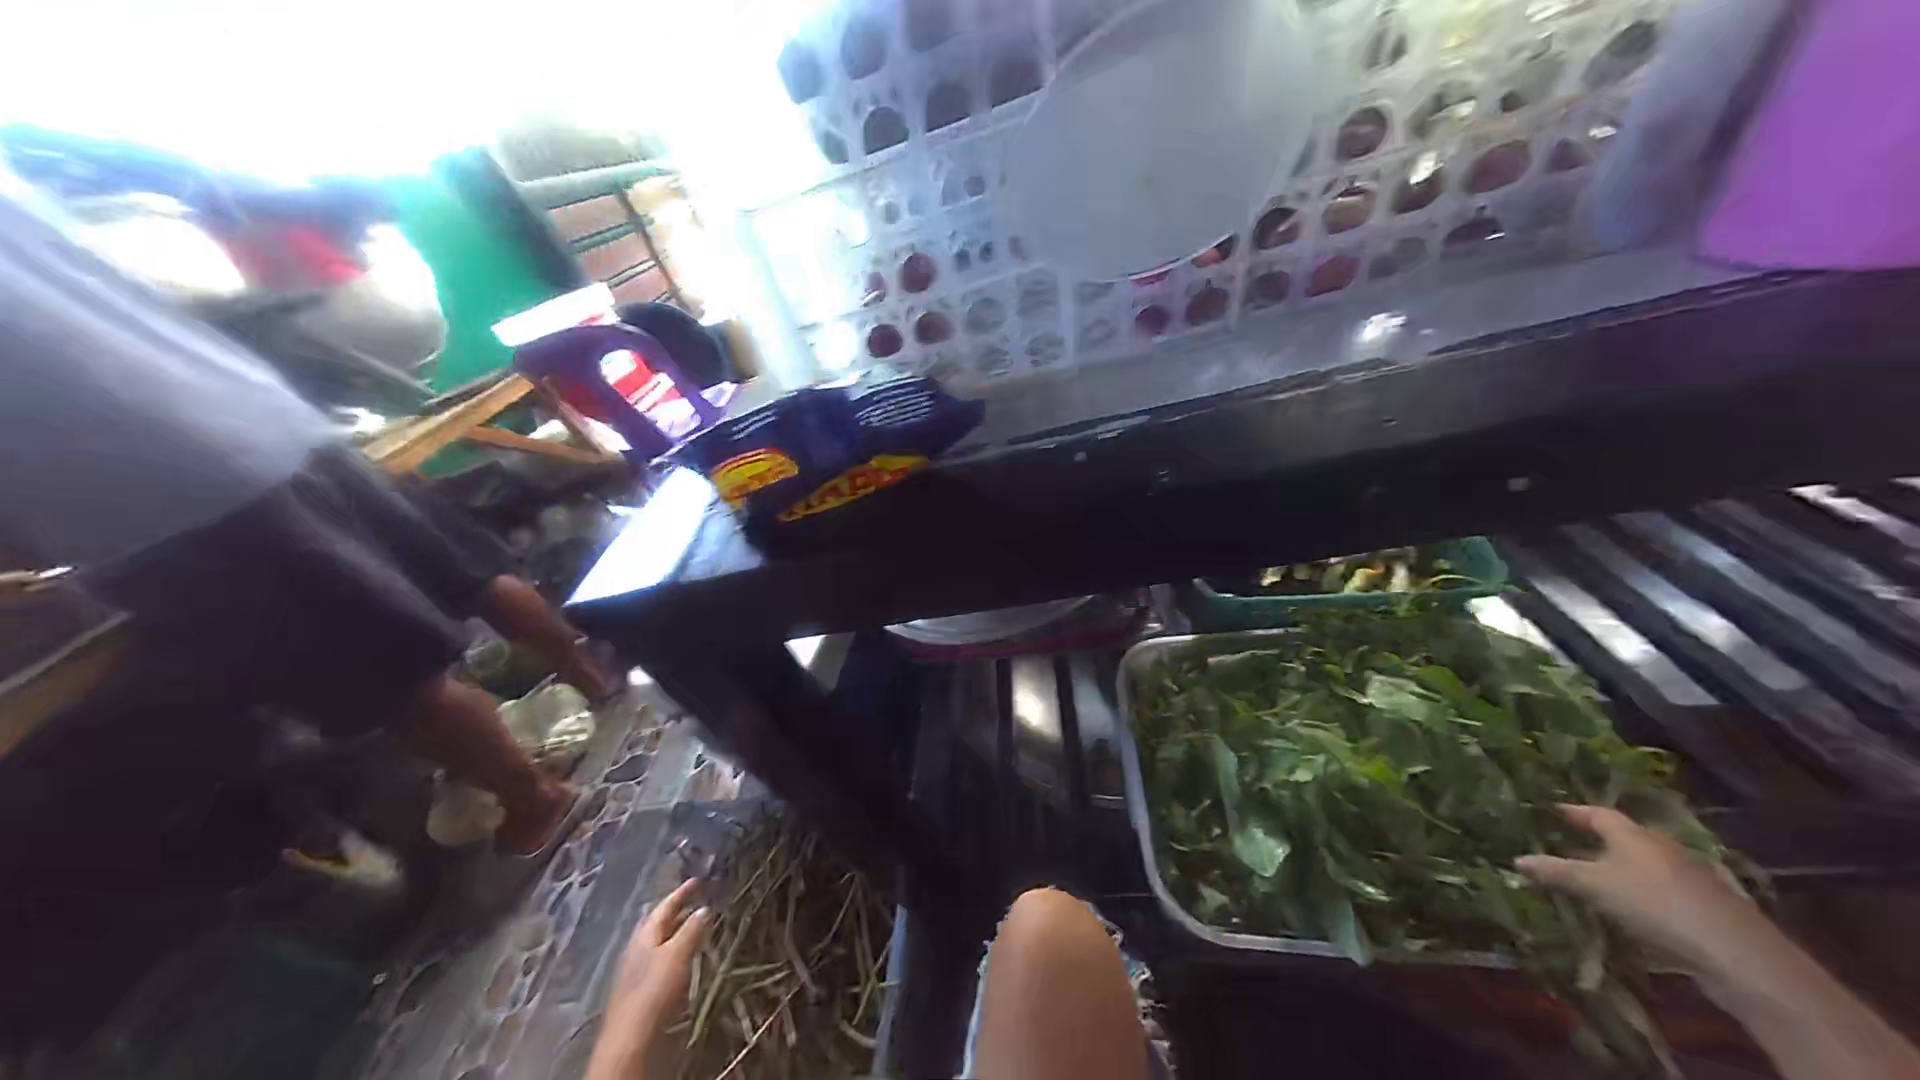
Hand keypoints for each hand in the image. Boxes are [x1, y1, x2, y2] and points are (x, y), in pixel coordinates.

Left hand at [592, 879, 713, 1077]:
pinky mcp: (640, 989)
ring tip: (695, 926)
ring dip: (676, 931)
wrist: (630, 1040)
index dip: (682, 893)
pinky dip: (674, 950)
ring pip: (659, 941)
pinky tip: (683, 959)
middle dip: (677, 910)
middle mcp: (638, 947)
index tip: (697, 881)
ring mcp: (636, 969)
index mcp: (645, 934)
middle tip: (696, 900)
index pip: (665, 906)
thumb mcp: (678, 954)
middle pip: (659, 922)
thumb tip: (704, 908)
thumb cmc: (655, 990)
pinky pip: (660, 959)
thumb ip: (692, 929)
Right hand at [1515, 804, 1769, 974]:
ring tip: (1593, 881)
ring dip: (1620, 870)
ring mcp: (1690, 877)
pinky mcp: (1708, 906)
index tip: (1547, 811)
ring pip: (1644, 865)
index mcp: (1633, 834)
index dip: (1571, 812)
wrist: (1739, 955)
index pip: (1596, 813)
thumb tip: (1517, 859)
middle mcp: (1662, 847)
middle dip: (1595, 841)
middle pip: (1623, 838)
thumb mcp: (1593, 886)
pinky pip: (1663, 890)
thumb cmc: (1654, 904)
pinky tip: (1630, 911)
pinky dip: (1642, 894)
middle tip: (1565, 846)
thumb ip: (1554, 871)